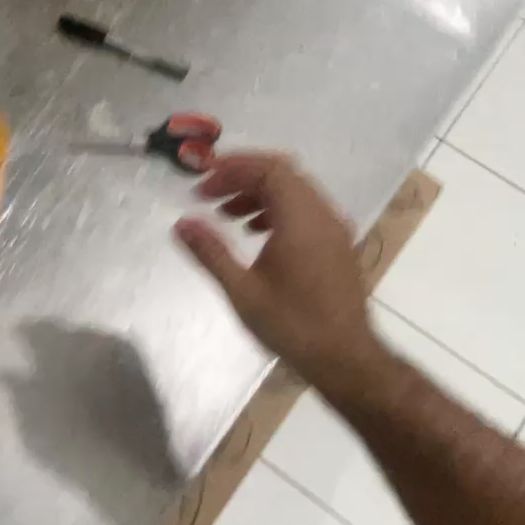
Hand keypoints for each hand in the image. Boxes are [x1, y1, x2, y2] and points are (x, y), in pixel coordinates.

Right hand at [174, 152, 390, 391]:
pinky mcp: (336, 245)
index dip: (232, 168)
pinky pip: (305, 210)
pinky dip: (276, 210)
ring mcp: (334, 229)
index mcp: (301, 220)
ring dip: (258, 194)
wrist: (343, 356)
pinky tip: (255, 233)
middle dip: (242, 177)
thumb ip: (211, 252)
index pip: (269, 170)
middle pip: (283, 174)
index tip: (201, 184)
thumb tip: (181, 224)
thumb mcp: (241, 291)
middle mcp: (323, 215)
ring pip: (295, 191)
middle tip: (207, 195)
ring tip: (226, 214)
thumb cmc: (290, 325)